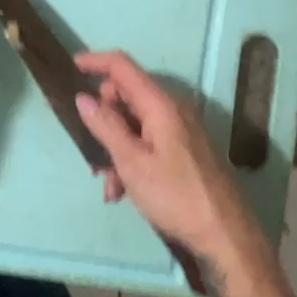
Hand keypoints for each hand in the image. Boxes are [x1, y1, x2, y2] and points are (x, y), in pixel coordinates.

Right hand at [75, 50, 244, 253]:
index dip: (94, 61)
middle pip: (126, 95)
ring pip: (134, 123)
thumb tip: (84, 97)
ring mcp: (181, 130)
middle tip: (91, 150)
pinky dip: (131, 158)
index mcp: (160, 105)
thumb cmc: (176, 196)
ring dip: (114, 146)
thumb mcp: (132, 162)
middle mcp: (173, 109)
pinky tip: (123, 191)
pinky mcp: (185, 149)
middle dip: (103, 118)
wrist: (226, 235)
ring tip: (109, 185)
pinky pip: (148, 141)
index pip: (122, 66)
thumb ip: (106, 126)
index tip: (70, 67)